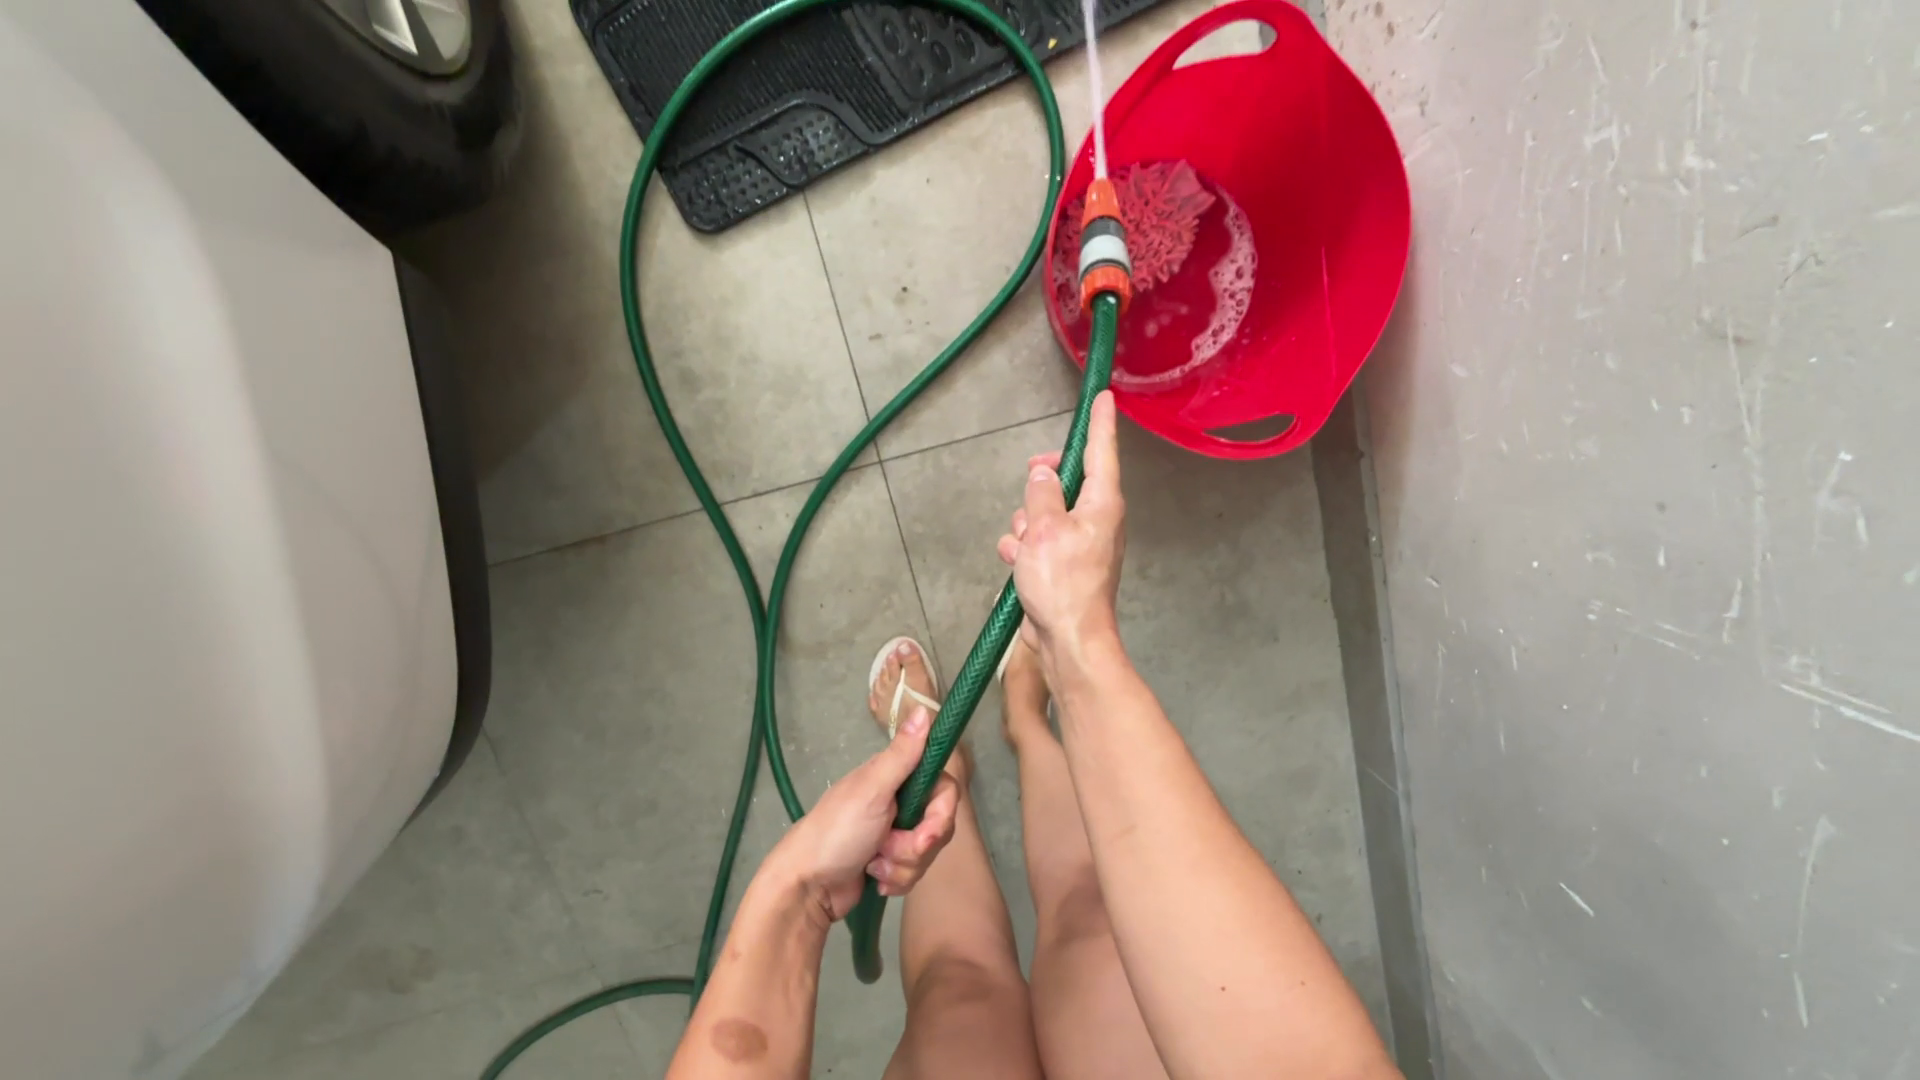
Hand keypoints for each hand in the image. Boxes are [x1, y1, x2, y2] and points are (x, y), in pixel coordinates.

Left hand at [765, 705, 960, 922]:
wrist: (807, 887)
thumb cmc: (837, 832)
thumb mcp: (871, 790)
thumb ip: (902, 754)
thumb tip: (924, 709)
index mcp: (895, 776)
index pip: (944, 788)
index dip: (941, 813)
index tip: (927, 832)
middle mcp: (899, 800)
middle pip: (939, 823)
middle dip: (917, 847)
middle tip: (889, 851)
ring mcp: (895, 833)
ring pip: (927, 851)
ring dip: (903, 865)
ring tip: (874, 866)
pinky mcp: (891, 861)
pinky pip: (914, 871)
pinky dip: (896, 879)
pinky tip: (875, 878)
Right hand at [997, 390, 1125, 658]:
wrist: (1068, 639)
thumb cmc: (1063, 582)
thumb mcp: (1044, 529)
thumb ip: (1041, 494)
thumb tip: (1043, 475)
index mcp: (1102, 503)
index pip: (1102, 451)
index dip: (1100, 422)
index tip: (1104, 397)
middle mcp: (1097, 519)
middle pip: (1066, 482)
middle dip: (1040, 487)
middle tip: (1029, 484)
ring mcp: (1080, 544)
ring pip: (1044, 514)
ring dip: (1026, 525)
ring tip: (1022, 548)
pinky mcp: (1064, 566)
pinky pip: (1038, 542)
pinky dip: (1024, 549)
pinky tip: (1016, 563)